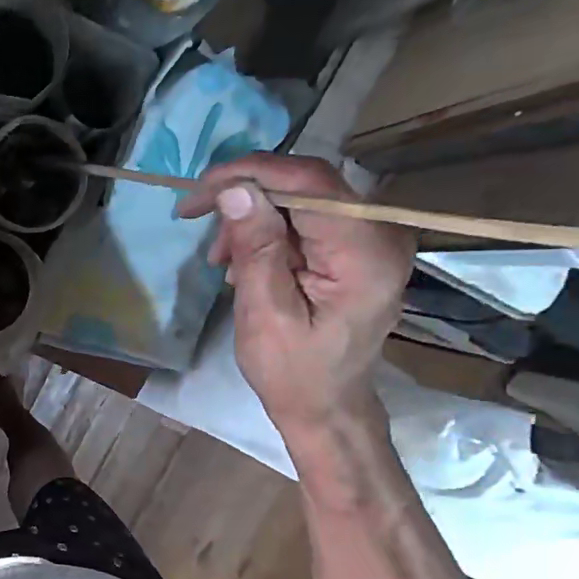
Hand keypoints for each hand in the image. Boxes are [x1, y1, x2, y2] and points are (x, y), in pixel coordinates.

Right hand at [177, 154, 413, 435]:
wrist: (325, 406)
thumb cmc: (293, 372)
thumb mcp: (265, 314)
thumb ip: (256, 249)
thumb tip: (235, 190)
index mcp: (365, 253)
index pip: (309, 182)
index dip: (251, 173)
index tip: (200, 191)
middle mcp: (379, 233)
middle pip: (306, 182)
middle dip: (246, 192)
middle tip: (198, 216)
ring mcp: (371, 238)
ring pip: (301, 195)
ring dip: (251, 213)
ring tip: (220, 254)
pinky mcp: (355, 246)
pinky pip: (305, 216)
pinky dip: (266, 228)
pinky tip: (242, 258)